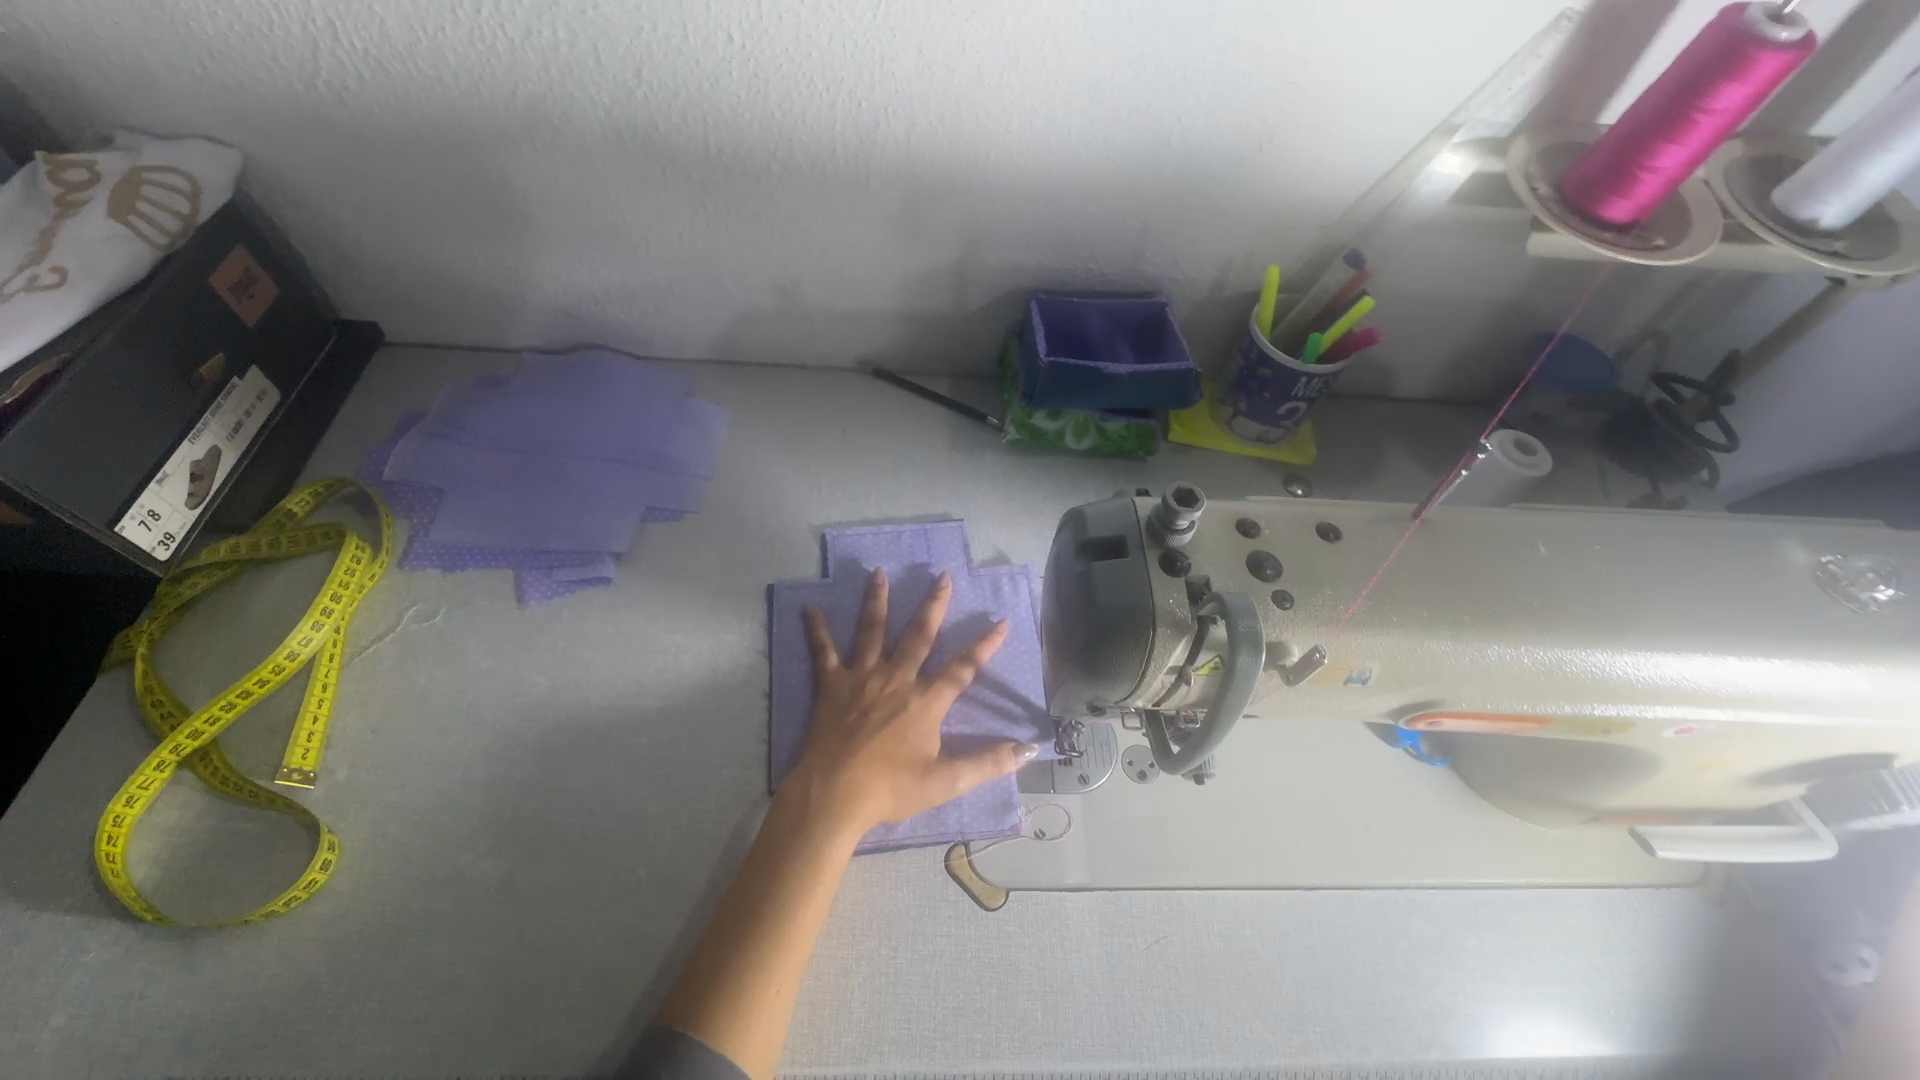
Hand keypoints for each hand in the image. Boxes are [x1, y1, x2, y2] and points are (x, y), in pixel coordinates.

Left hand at [784, 567, 1038, 837]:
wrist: (835, 793)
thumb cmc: (891, 789)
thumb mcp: (947, 781)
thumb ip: (989, 763)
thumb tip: (1030, 749)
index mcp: (926, 701)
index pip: (963, 668)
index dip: (984, 645)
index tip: (1001, 621)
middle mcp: (897, 679)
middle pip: (919, 635)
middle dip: (933, 605)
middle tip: (941, 577)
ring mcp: (862, 678)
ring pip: (872, 631)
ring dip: (877, 601)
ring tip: (878, 573)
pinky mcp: (831, 686)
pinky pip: (823, 652)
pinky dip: (817, 630)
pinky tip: (809, 608)